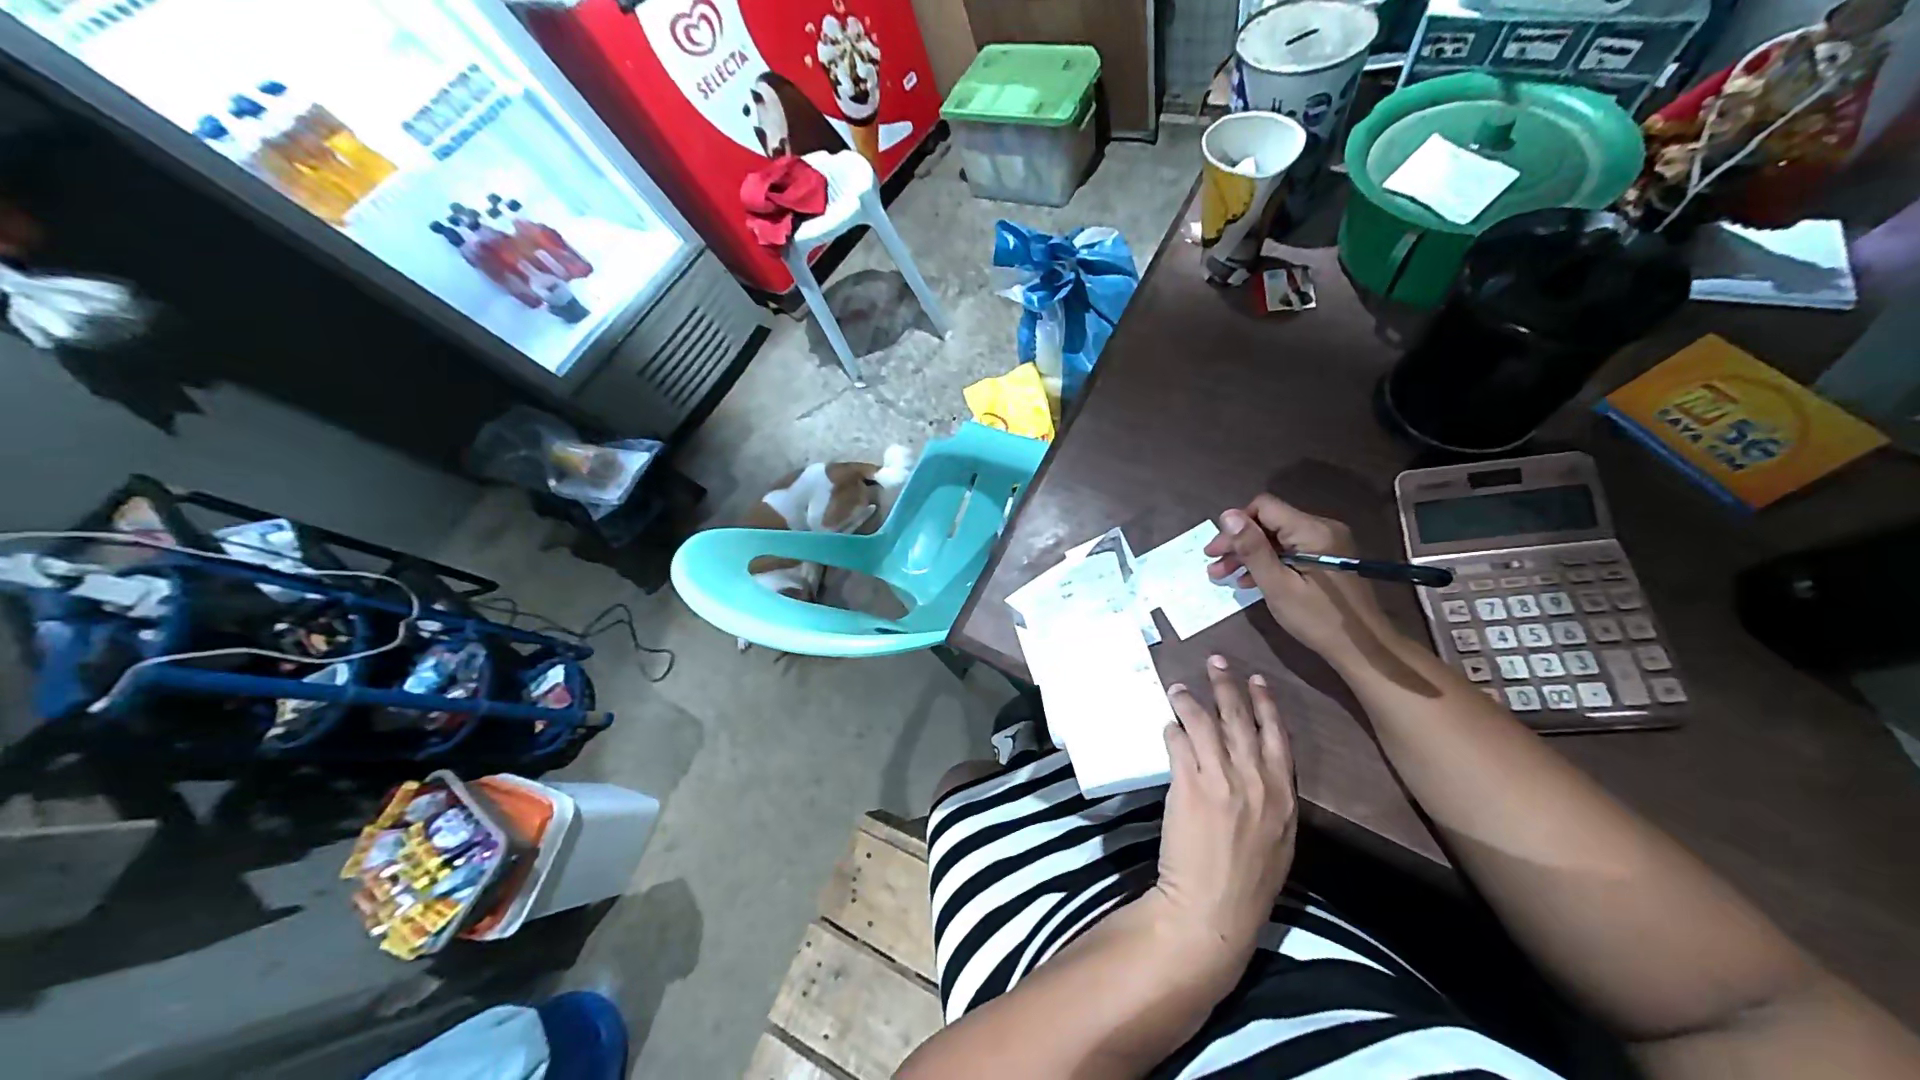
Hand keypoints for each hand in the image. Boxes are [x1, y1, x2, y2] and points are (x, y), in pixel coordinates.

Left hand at [1150, 656, 1296, 955]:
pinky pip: (1179, 744)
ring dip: (1191, 700)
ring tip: (1179, 687)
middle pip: (1240, 719)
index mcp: (1283, 794)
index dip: (1265, 703)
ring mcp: (1221, 780)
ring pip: (1205, 723)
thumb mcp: (1278, 838)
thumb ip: (1271, 798)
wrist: (1215, 907)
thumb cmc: (1250, 880)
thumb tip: (1256, 766)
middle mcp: (1256, 780)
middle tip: (1216, 660)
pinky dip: (1172, 729)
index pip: (1276, 735)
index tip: (1257, 679)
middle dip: (1227, 685)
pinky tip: (1168, 722)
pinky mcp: (1188, 786)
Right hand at [1203, 495, 1394, 663]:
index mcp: (1312, 531)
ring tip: (1223, 576)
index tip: (1215, 551)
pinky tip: (1249, 581)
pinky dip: (1268, 562)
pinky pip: (1290, 550)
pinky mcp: (1327, 558)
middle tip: (1214, 567)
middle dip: (1238, 543)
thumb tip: (1227, 516)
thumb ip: (1253, 549)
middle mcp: (1322, 528)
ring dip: (1249, 555)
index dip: (1235, 526)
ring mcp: (1327, 543)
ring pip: (1277, 537)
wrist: (1364, 648)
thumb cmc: (1319, 619)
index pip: (1263, 507)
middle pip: (1269, 522)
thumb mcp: (1278, 586)